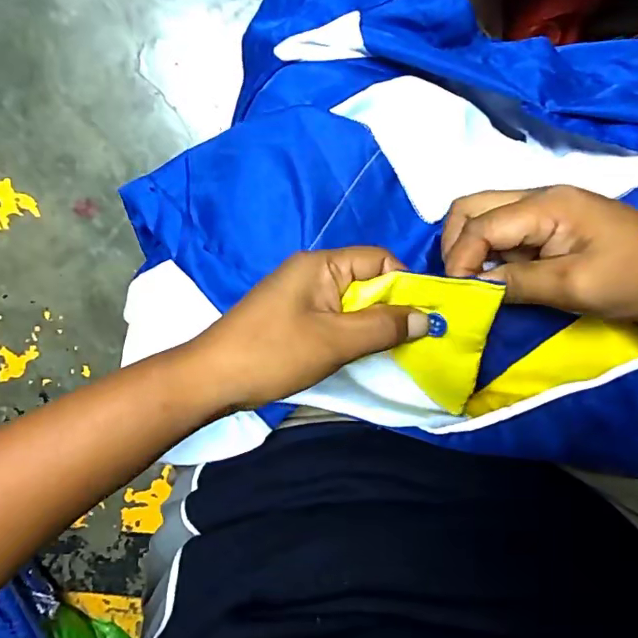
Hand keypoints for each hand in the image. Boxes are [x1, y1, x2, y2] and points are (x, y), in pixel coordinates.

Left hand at [182, 247, 428, 409]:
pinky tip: (355, 355)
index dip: (405, 284)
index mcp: (320, 264)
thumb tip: (425, 317)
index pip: (379, 259)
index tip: (419, 318)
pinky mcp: (290, 317)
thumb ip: (382, 327)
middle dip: (390, 308)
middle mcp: (310, 272)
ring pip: (350, 303)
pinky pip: (332, 317)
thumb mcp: (335, 341)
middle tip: (408, 341)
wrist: (212, 377)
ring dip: (369, 325)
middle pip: (366, 280)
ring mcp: (298, 295)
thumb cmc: (273, 353)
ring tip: (385, 352)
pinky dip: (348, 333)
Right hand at [440, 186, 637, 337]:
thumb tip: (470, 287)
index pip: (479, 225)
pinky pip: (505, 232)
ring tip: (480, 283)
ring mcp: (547, 209)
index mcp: (546, 204)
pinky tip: (502, 278)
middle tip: (460, 282)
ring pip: (484, 217)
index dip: (460, 260)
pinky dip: (492, 254)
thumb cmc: (636, 281)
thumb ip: (515, 283)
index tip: (459, 296)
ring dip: (473, 249)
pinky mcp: (553, 226)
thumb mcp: (573, 286)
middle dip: (455, 245)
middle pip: (471, 208)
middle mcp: (540, 197)